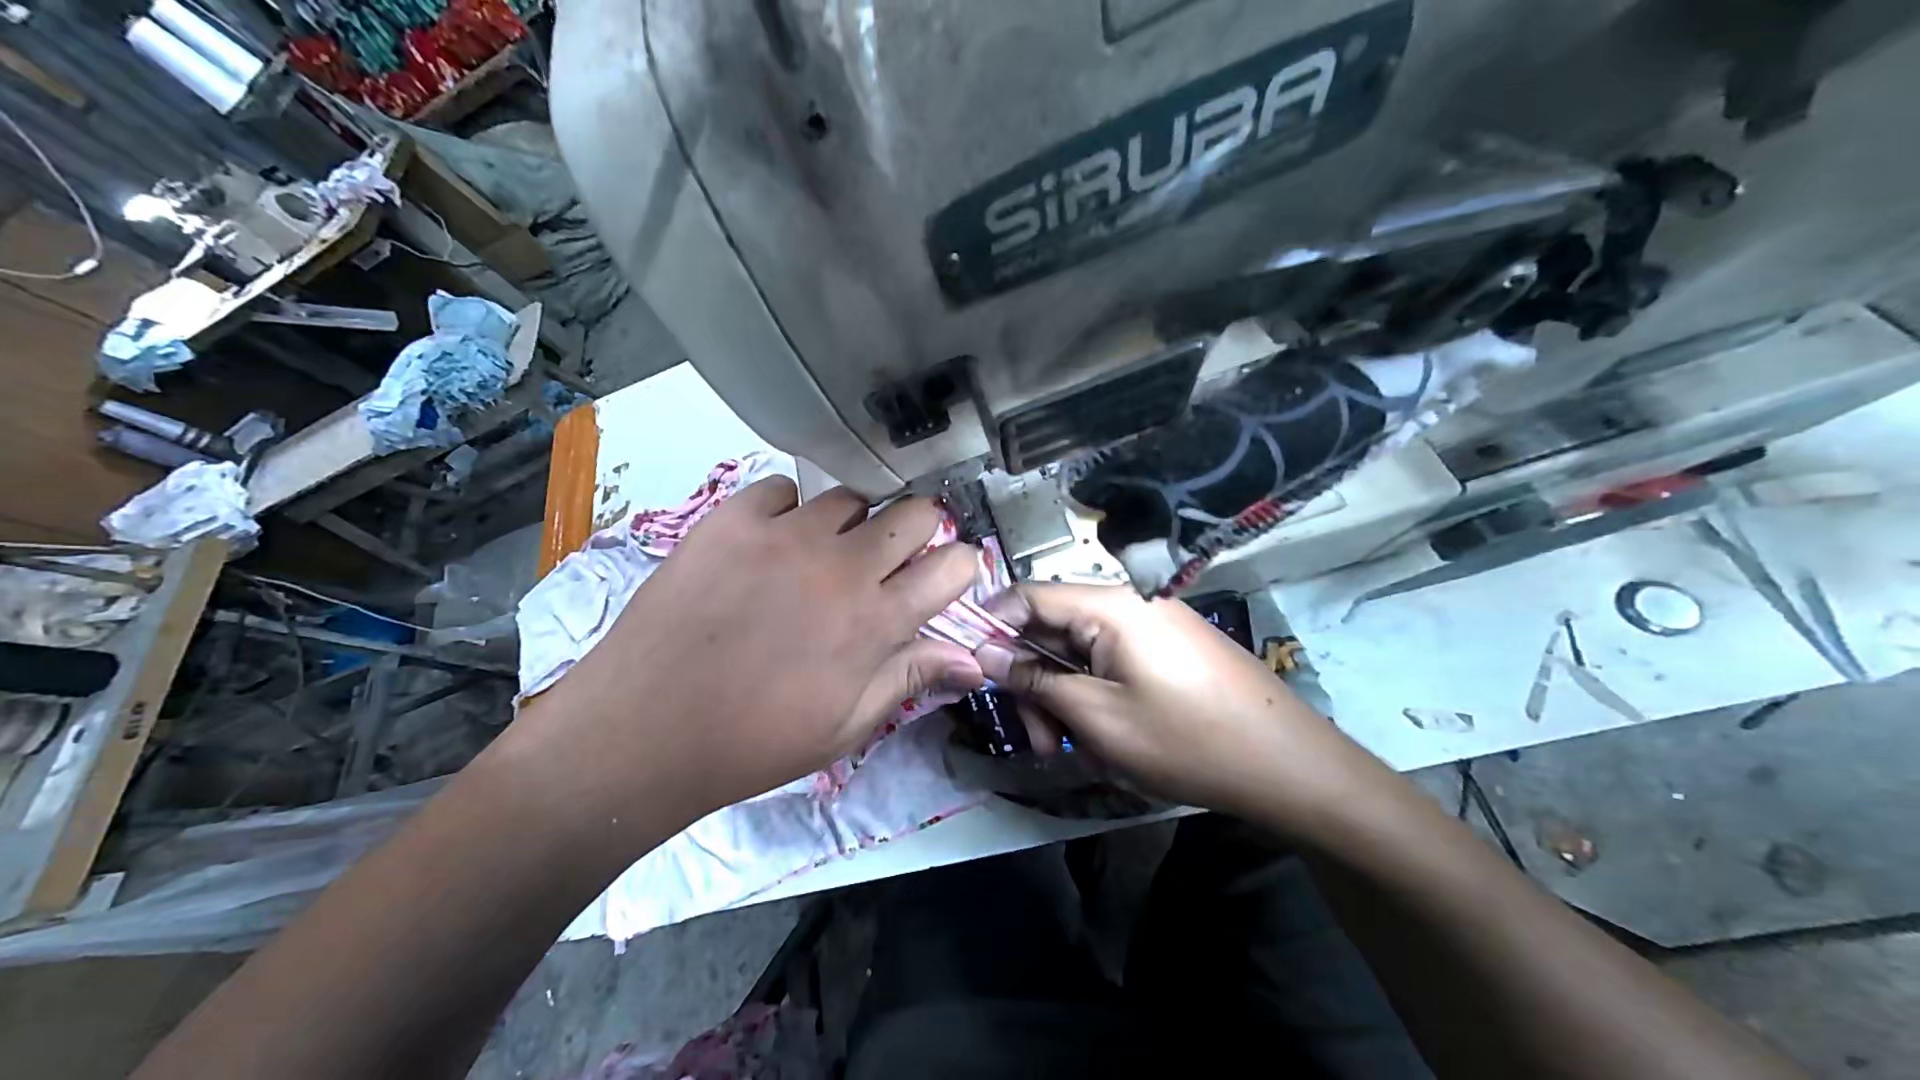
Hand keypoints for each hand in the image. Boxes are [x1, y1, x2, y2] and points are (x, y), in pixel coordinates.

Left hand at [517, 478, 983, 824]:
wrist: (642, 730)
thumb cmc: (752, 742)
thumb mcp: (844, 727)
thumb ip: (910, 678)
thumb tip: (974, 660)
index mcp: (874, 623)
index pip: (952, 566)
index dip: (959, 568)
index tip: (944, 578)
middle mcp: (840, 567)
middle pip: (914, 513)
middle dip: (919, 531)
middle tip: (892, 558)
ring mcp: (784, 535)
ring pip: (849, 498)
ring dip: (852, 524)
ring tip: (824, 554)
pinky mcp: (731, 520)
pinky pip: (783, 490)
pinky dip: (788, 512)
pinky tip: (771, 544)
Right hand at [974, 584, 1383, 824]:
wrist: (1287, 765)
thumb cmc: (1184, 739)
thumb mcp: (1095, 716)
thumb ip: (1033, 680)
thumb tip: (986, 653)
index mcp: (1108, 604)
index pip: (1026, 594)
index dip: (991, 627)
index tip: (973, 672)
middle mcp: (1127, 603)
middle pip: (1052, 627)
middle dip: (1033, 682)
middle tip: (1037, 741)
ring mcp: (1151, 626)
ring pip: (1079, 650)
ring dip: (1062, 696)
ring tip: (1069, 750)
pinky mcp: (1167, 649)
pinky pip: (1110, 661)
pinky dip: (1093, 694)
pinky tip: (1101, 736)